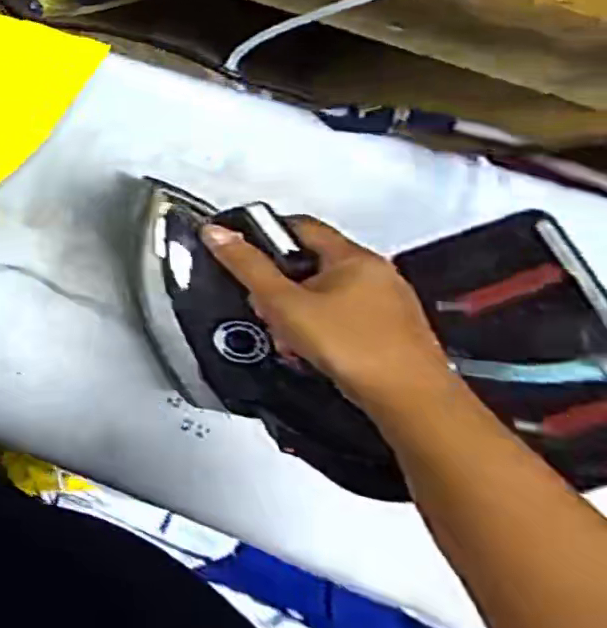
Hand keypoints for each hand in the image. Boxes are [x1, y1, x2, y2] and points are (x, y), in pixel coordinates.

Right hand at [203, 216, 456, 412]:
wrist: (410, 401)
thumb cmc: (351, 346)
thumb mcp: (281, 301)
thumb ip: (246, 264)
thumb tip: (216, 232)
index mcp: (355, 258)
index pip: (298, 225)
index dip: (262, 232)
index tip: (237, 249)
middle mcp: (377, 274)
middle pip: (307, 261)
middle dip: (275, 281)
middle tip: (262, 300)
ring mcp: (387, 302)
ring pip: (320, 289)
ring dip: (292, 306)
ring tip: (285, 330)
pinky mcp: (388, 327)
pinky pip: (338, 312)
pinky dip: (314, 323)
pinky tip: (305, 345)